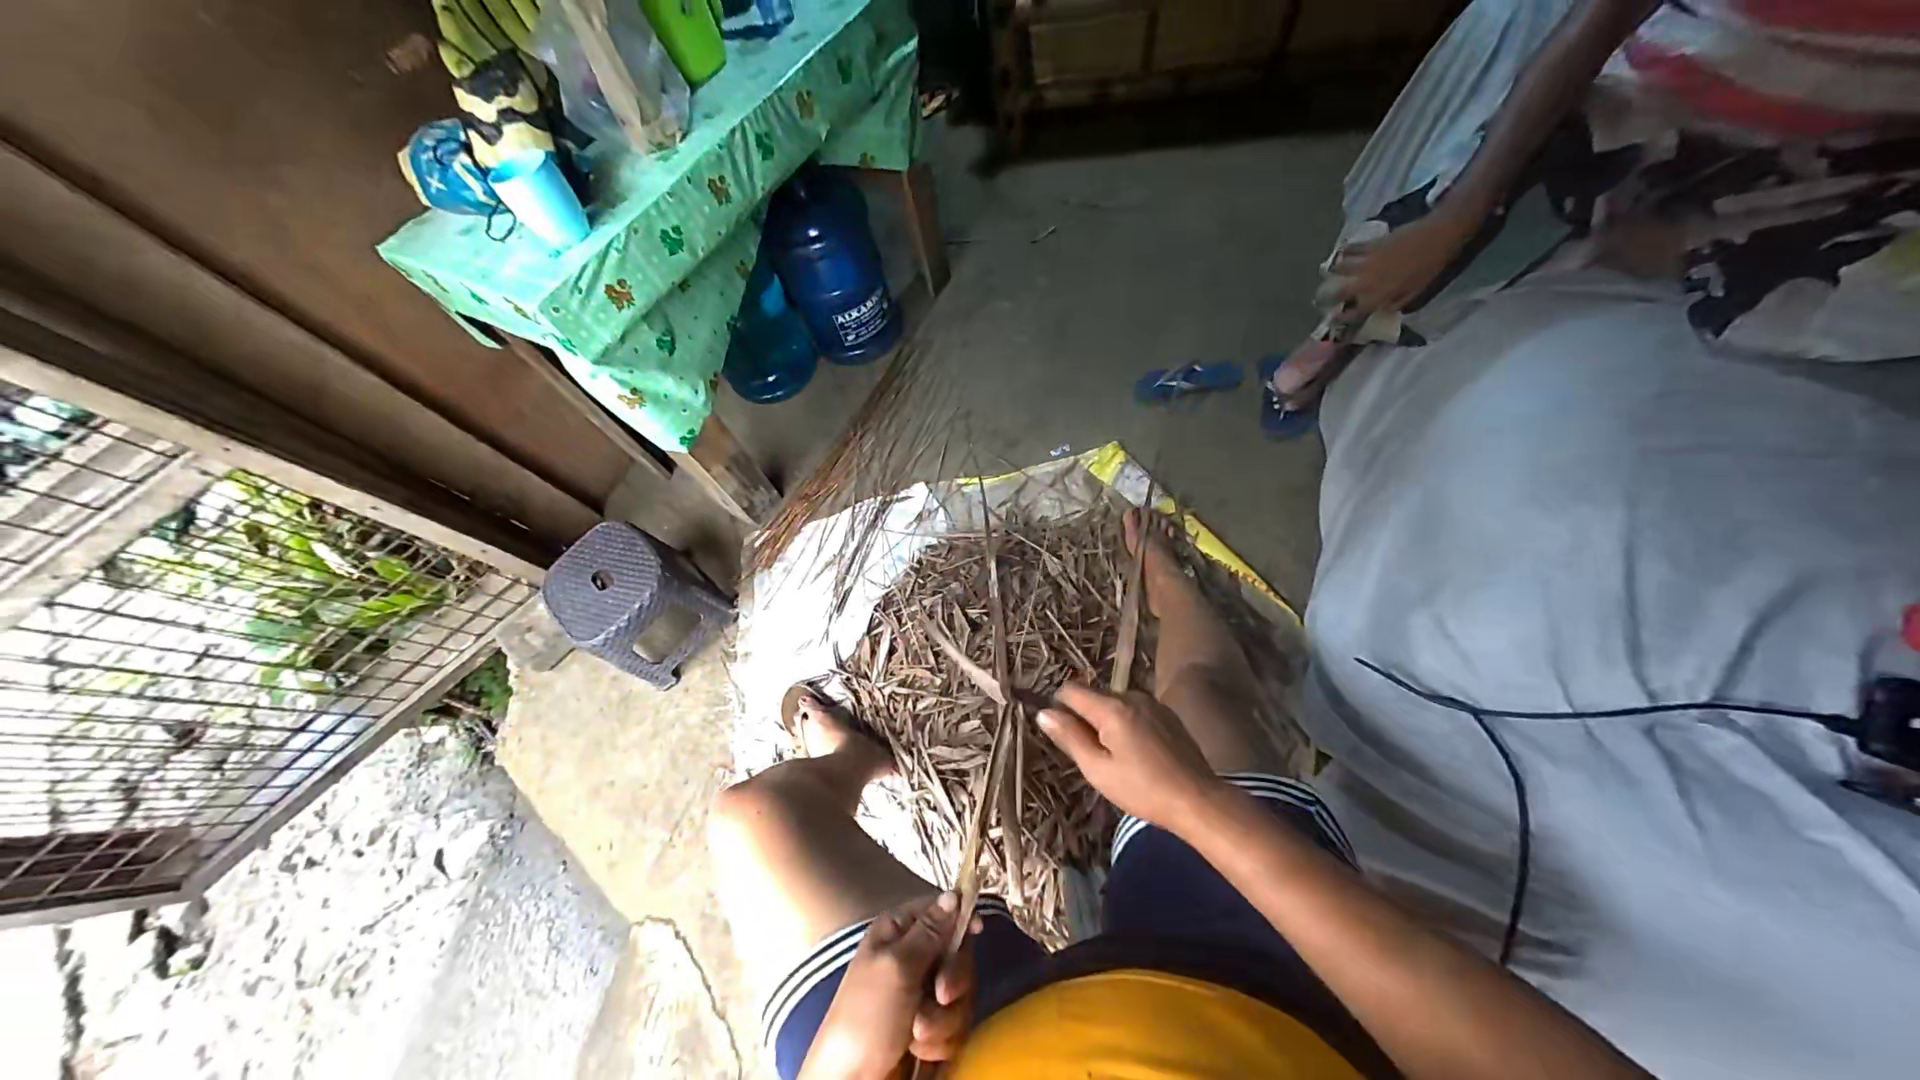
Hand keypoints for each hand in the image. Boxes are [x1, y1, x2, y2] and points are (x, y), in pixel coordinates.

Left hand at [799, 892, 980, 1079]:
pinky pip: (957, 1026)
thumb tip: (953, 893)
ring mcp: (924, 994)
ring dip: (943, 1020)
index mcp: (899, 931)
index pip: (942, 909)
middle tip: (938, 996)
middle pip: (960, 953)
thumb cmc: (866, 1017)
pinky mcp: (932, 1028)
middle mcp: (914, 957)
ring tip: (916, 1034)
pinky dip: (941, 1042)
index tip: (977, 930)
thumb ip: (930, 931)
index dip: (962, 917)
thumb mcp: (897, 968)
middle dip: (953, 981)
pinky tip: (918, 1051)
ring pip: (962, 994)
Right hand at [1036, 684, 1226, 833]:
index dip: (1059, 708)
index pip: (1070, 690)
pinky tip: (1137, 753)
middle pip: (1093, 696)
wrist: (1198, 800)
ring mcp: (1153, 703)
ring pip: (1115, 704)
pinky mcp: (1168, 714)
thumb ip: (1069, 737)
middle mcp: (1131, 696)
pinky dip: (1127, 725)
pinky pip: (1135, 711)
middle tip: (1090, 754)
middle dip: (1084, 718)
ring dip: (1107, 722)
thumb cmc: (1142, 789)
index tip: (1062, 735)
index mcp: (1111, 708)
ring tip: (1115, 757)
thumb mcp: (1097, 769)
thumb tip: (1043, 713)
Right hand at [1324, 205, 1483, 314]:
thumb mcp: (1415, 293)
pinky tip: (1344, 252)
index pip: (1350, 315)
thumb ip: (1394, 303)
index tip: (1333, 322)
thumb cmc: (1430, 267)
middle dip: (1325, 298)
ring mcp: (1364, 262)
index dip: (1339, 321)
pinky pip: (1350, 248)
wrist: (1438, 235)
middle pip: (1336, 292)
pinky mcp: (1369, 245)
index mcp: (1376, 297)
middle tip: (1321, 300)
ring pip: (1338, 268)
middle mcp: (1364, 282)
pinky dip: (1345, 251)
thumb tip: (1379, 308)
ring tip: (1331, 274)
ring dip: (1333, 273)